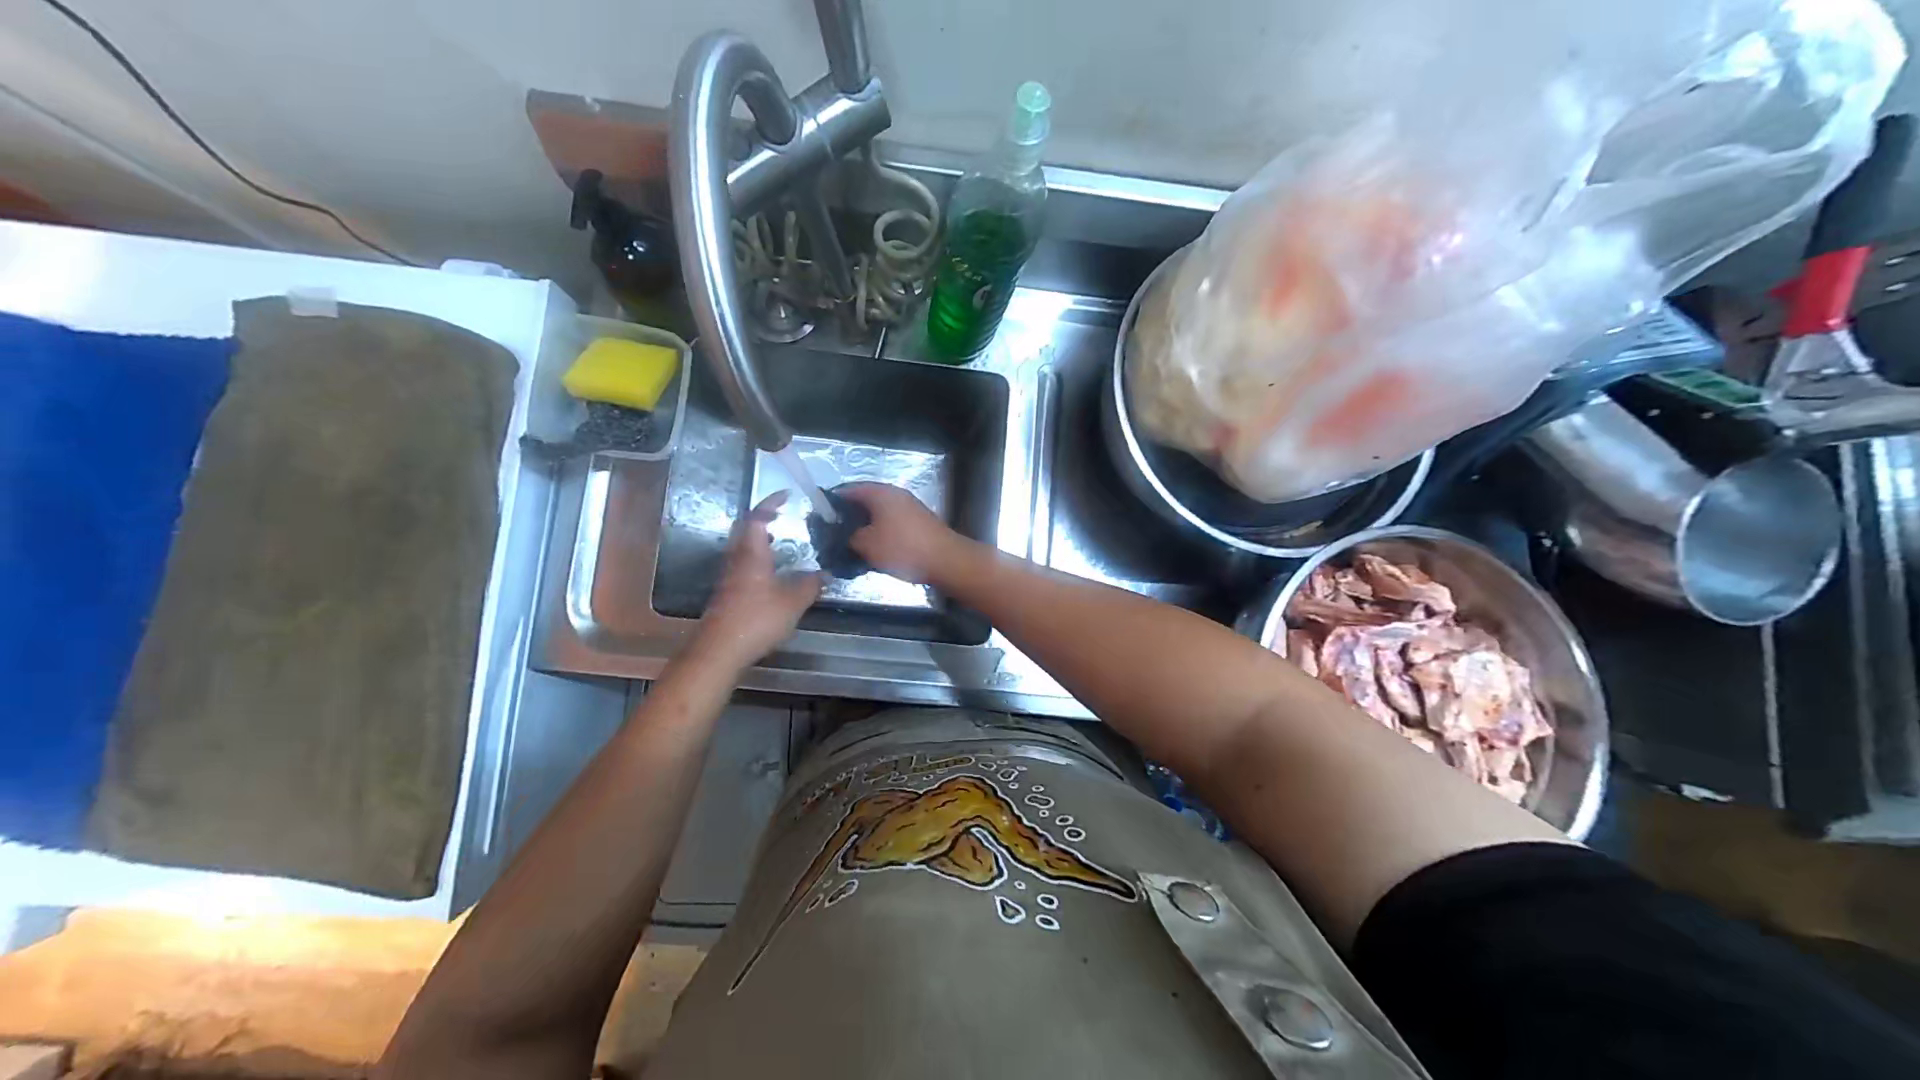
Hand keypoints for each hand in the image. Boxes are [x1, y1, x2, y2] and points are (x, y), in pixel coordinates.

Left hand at [691, 492, 823, 665]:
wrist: (719, 650)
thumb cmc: (756, 619)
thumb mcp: (793, 601)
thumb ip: (810, 585)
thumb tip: (825, 573)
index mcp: (751, 554)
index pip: (758, 518)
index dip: (771, 503)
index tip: (786, 495)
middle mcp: (736, 560)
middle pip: (745, 530)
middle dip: (762, 519)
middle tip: (781, 517)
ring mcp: (729, 578)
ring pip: (743, 549)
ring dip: (760, 541)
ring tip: (780, 542)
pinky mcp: (727, 595)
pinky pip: (743, 566)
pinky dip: (758, 560)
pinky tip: (772, 575)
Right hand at [840, 483, 970, 585]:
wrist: (946, 561)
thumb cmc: (903, 549)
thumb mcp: (866, 544)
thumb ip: (848, 537)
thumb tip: (840, 535)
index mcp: (881, 493)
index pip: (849, 490)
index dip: (832, 502)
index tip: (820, 519)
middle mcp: (895, 495)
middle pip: (864, 502)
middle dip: (848, 517)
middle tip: (833, 535)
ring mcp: (909, 509)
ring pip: (878, 515)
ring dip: (864, 528)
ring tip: (850, 546)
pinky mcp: (918, 524)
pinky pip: (891, 525)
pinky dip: (879, 535)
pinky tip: (872, 551)